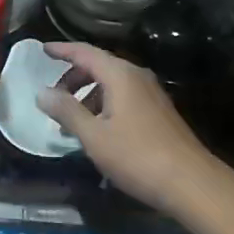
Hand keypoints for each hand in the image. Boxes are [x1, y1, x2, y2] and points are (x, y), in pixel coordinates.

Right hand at [36, 42, 228, 217]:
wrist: (192, 183)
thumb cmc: (138, 156)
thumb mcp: (94, 136)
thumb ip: (66, 111)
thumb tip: (42, 92)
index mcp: (119, 75)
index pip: (85, 52)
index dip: (62, 50)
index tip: (43, 50)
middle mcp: (136, 76)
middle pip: (98, 66)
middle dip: (73, 78)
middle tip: (54, 97)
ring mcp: (151, 93)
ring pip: (111, 83)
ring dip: (88, 95)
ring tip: (72, 122)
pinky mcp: (158, 111)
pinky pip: (123, 97)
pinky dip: (104, 105)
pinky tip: (98, 132)